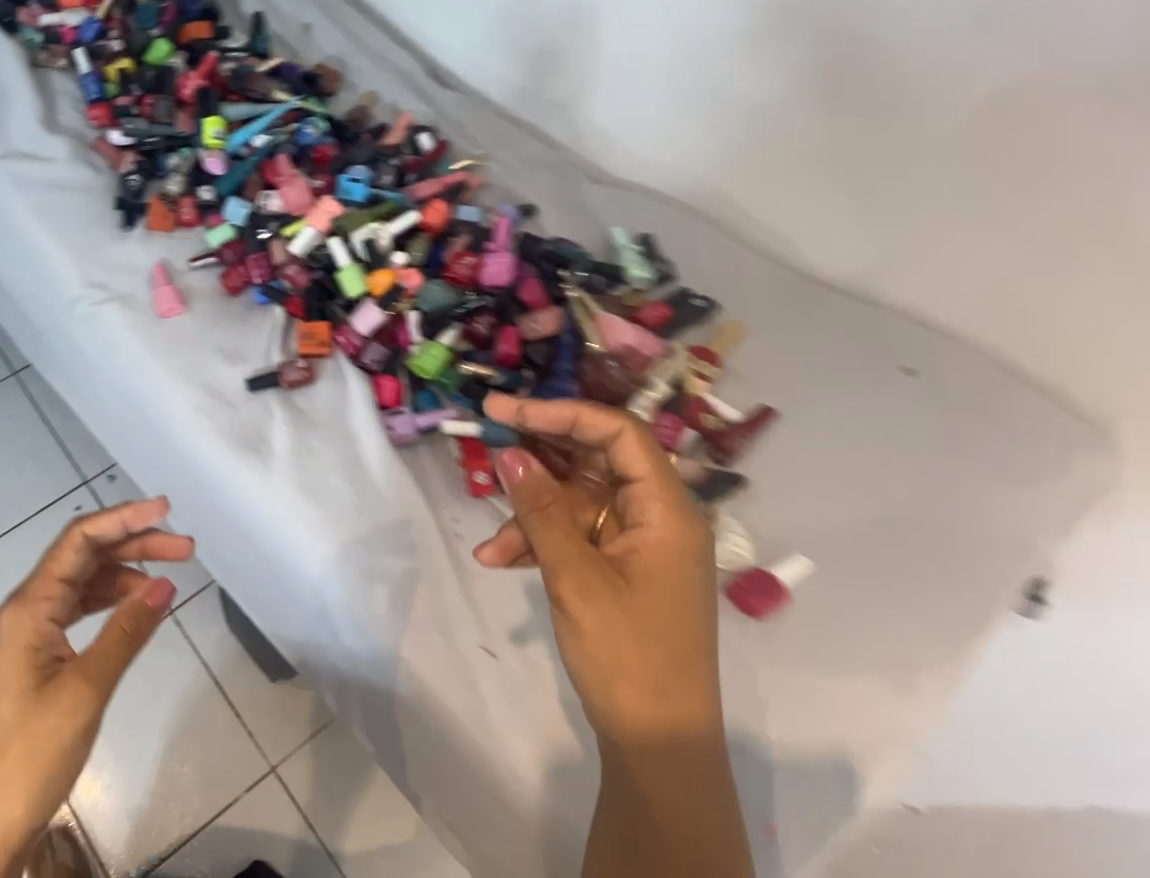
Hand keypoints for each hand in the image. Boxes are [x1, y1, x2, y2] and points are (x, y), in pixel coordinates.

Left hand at [0, 497, 192, 877]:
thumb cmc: (32, 752)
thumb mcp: (87, 689)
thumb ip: (127, 632)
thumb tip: (166, 584)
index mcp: (29, 606)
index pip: (79, 541)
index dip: (123, 518)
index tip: (167, 509)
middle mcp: (27, 608)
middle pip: (84, 556)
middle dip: (133, 543)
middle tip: (187, 547)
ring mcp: (32, 632)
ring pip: (84, 583)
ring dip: (126, 573)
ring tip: (172, 575)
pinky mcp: (41, 655)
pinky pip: (80, 611)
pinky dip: (113, 603)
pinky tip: (141, 607)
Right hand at [473, 395, 722, 744]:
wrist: (658, 738)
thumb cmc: (627, 654)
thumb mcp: (575, 578)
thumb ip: (541, 512)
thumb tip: (510, 454)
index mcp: (666, 510)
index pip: (617, 433)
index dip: (560, 414)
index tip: (504, 412)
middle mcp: (657, 516)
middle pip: (594, 460)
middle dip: (538, 455)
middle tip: (485, 437)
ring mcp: (638, 542)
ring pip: (576, 500)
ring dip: (529, 514)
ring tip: (490, 546)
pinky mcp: (620, 567)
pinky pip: (574, 534)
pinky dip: (538, 541)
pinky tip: (500, 560)